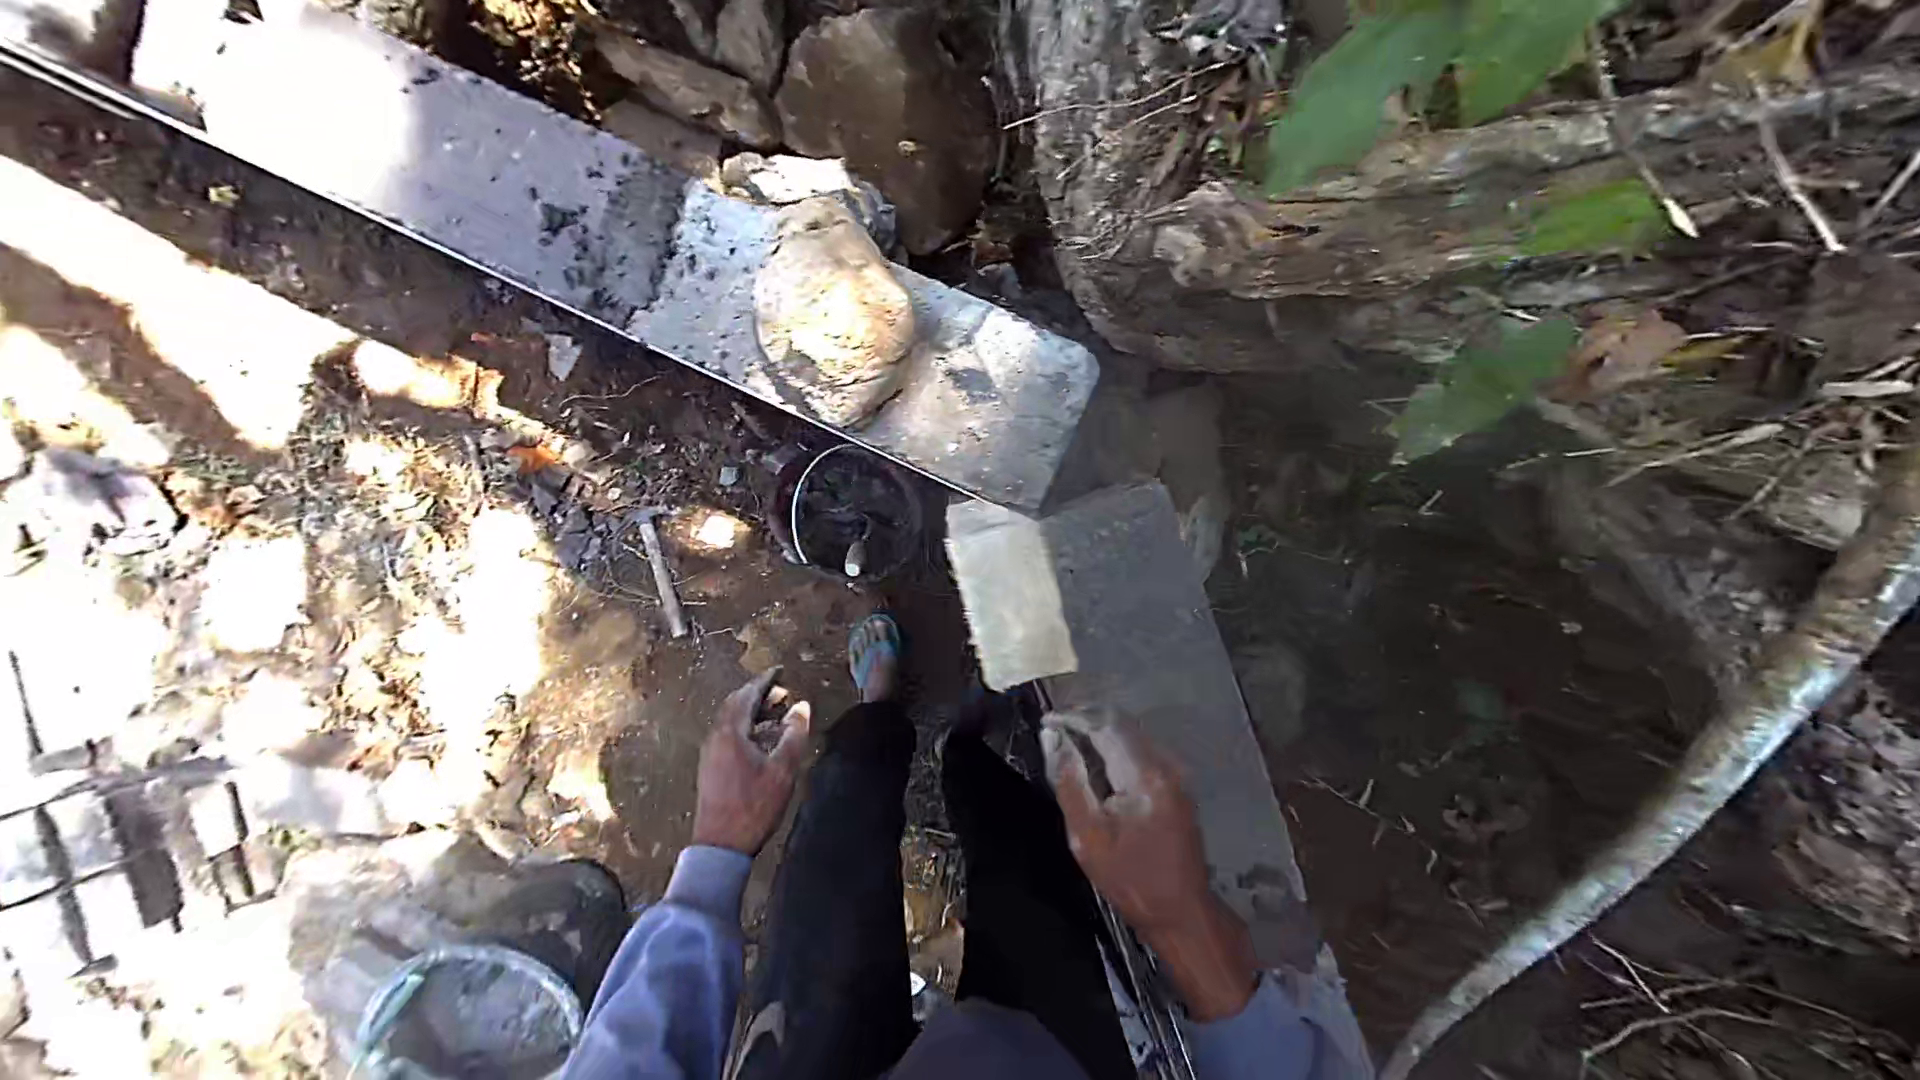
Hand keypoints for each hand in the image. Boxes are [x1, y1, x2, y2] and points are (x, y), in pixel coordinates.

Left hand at [691, 669, 812, 855]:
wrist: (721, 846)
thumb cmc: (754, 806)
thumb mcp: (783, 769)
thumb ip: (794, 733)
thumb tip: (801, 707)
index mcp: (730, 733)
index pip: (747, 696)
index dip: (764, 681)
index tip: (778, 671)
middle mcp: (716, 738)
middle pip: (735, 705)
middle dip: (758, 695)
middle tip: (781, 692)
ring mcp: (710, 753)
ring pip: (731, 721)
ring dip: (753, 712)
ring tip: (777, 714)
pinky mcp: (711, 768)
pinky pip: (729, 735)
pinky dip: (747, 727)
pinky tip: (764, 739)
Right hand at [1042, 710, 1257, 1020]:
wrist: (1183, 912)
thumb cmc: (1130, 878)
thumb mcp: (1087, 836)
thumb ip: (1069, 781)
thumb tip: (1053, 737)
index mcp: (1144, 776)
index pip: (1105, 724)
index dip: (1073, 716)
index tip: (1047, 720)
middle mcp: (1166, 764)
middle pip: (1121, 721)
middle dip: (1086, 718)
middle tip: (1055, 728)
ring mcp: (1175, 771)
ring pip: (1132, 731)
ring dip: (1100, 729)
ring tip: (1069, 740)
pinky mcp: (1176, 781)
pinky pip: (1141, 747)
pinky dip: (1115, 744)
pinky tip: (1096, 758)